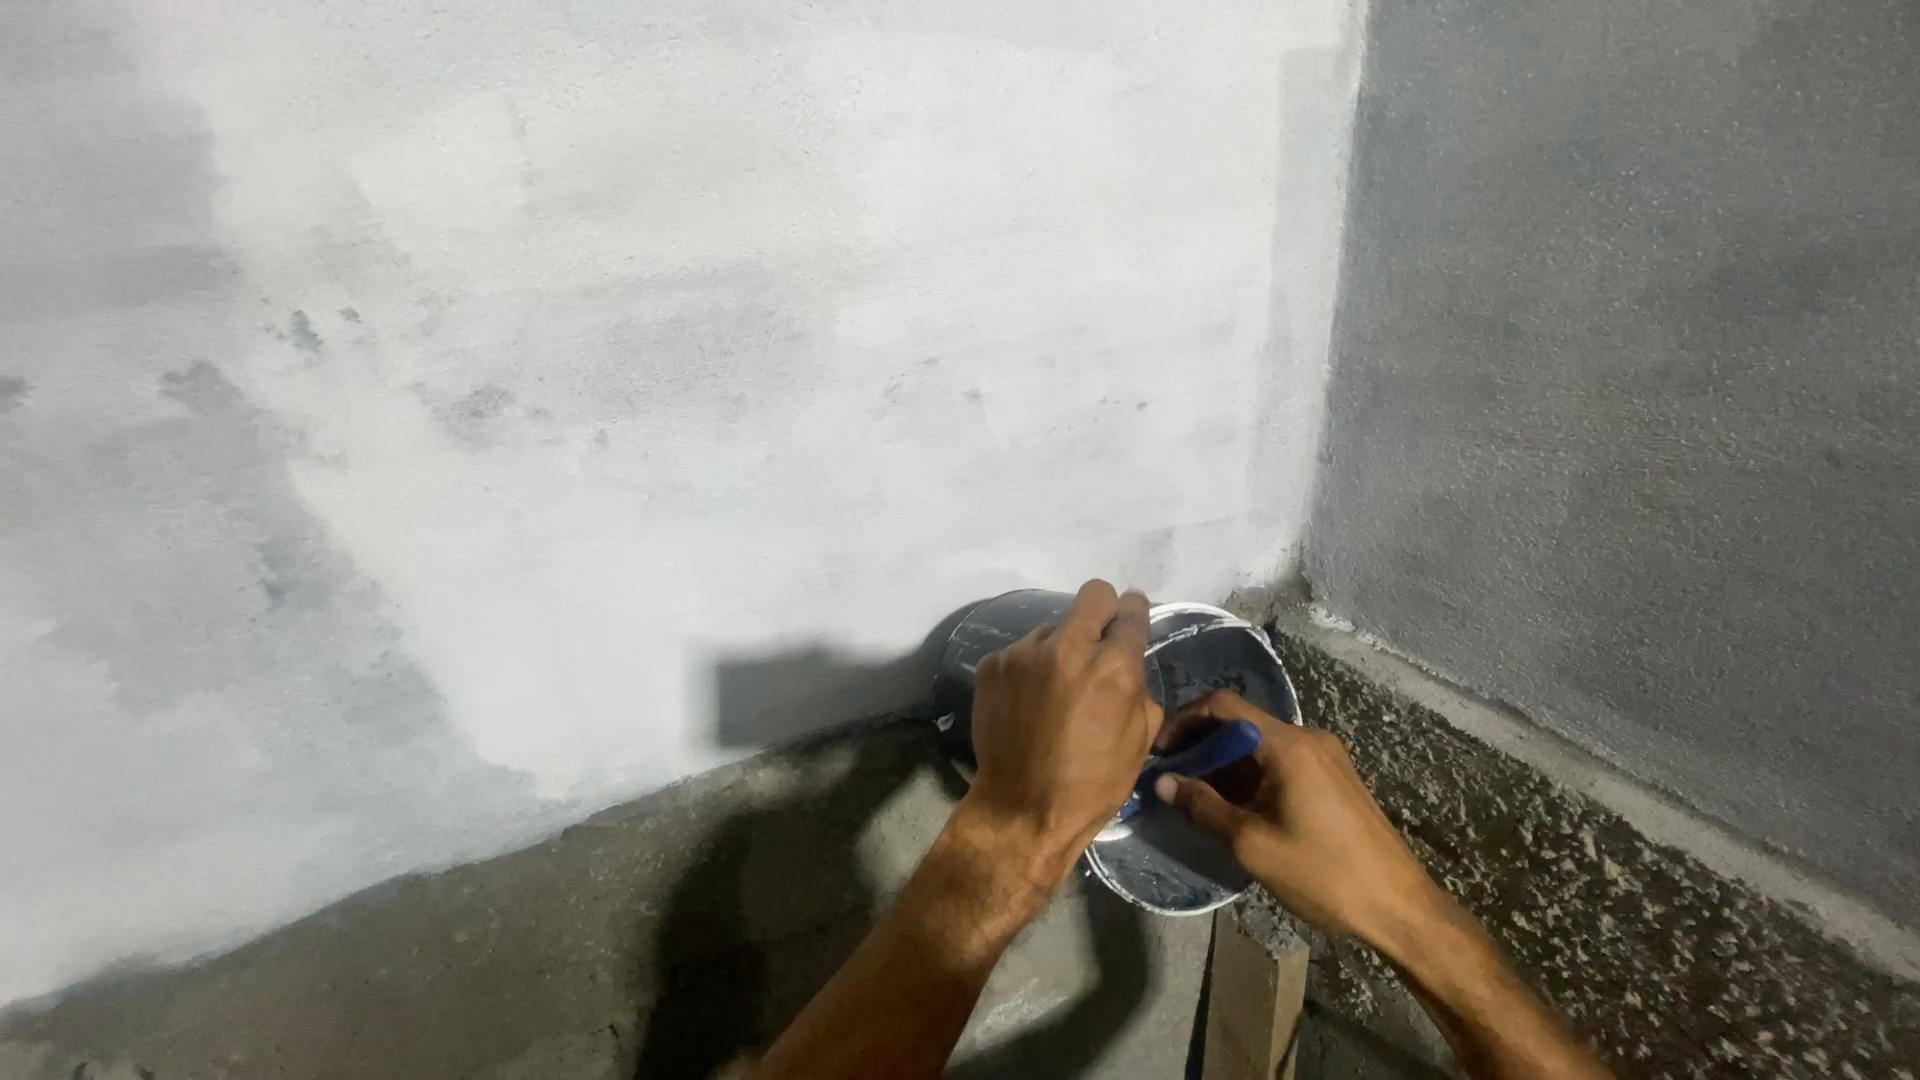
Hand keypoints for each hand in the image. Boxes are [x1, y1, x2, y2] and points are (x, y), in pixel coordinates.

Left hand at [965, 580, 1163, 883]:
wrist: (1022, 807)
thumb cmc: (1093, 783)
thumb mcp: (1140, 739)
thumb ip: (1138, 688)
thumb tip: (1129, 663)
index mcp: (1113, 667)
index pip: (1131, 613)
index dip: (1135, 610)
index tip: (1131, 611)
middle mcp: (1067, 648)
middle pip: (1092, 594)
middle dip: (1102, 608)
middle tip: (1098, 635)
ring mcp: (1024, 652)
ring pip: (1051, 627)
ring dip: (1060, 646)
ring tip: (1054, 685)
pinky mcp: (993, 664)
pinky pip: (1021, 651)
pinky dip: (1029, 668)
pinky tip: (1027, 699)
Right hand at [1152, 690, 1445, 952]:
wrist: (1403, 911)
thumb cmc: (1325, 874)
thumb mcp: (1252, 843)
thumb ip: (1203, 806)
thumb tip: (1161, 782)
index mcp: (1288, 745)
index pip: (1224, 705)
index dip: (1185, 719)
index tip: (1161, 749)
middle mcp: (1308, 738)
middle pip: (1241, 722)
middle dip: (1201, 743)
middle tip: (1171, 774)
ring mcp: (1325, 757)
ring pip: (1260, 744)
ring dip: (1224, 762)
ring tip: (1195, 793)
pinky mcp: (1334, 778)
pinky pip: (1280, 761)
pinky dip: (1250, 774)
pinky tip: (1234, 805)